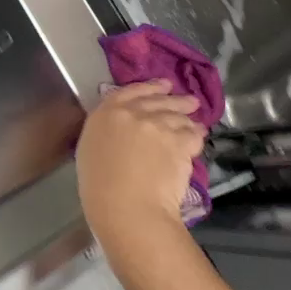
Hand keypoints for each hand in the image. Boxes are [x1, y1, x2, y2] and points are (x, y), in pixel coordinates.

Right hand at [76, 80, 205, 253]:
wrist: (125, 204)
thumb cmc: (98, 184)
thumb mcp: (91, 148)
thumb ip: (106, 132)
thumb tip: (121, 133)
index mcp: (105, 113)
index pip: (129, 91)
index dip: (148, 87)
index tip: (162, 85)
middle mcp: (132, 113)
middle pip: (158, 101)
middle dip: (175, 100)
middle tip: (189, 101)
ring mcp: (158, 125)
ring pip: (178, 117)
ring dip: (188, 119)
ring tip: (196, 122)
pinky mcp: (179, 142)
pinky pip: (192, 135)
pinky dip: (196, 137)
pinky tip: (199, 138)